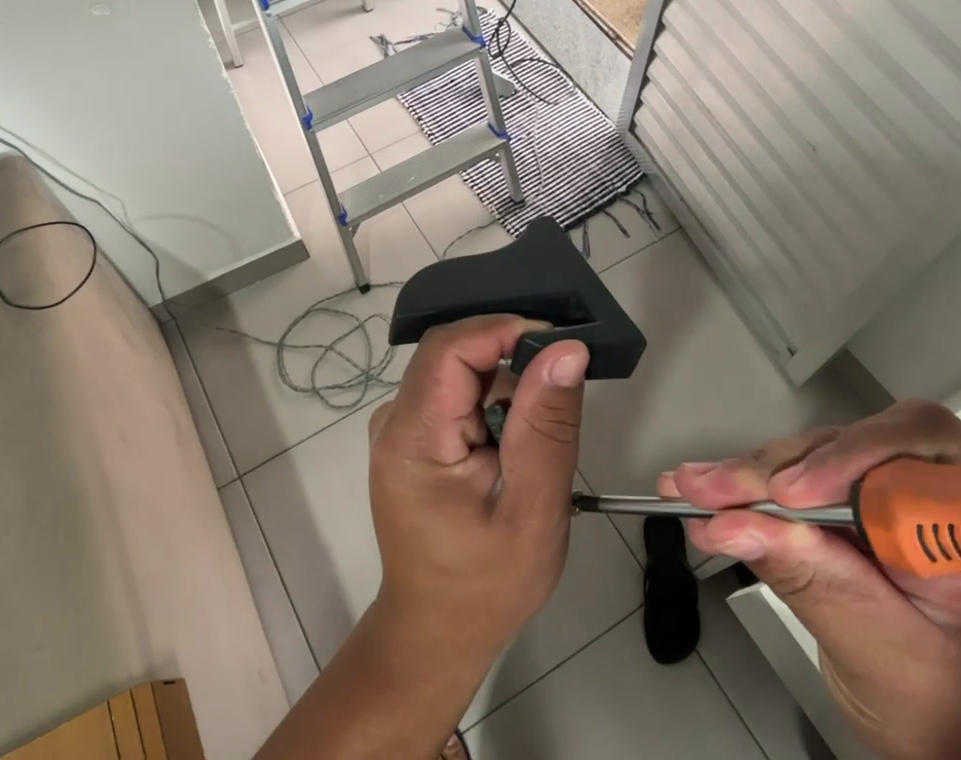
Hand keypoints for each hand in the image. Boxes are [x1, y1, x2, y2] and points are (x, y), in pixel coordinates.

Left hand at [367, 315, 589, 662]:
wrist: (438, 629)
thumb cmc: (486, 582)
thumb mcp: (532, 510)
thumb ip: (547, 427)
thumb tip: (566, 350)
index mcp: (412, 436)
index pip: (450, 347)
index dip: (505, 330)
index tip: (561, 346)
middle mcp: (394, 420)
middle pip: (455, 356)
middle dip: (513, 363)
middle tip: (561, 401)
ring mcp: (400, 429)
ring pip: (461, 374)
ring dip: (507, 389)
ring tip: (538, 441)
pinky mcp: (414, 439)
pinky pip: (457, 397)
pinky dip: (494, 408)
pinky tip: (515, 449)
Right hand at [663, 401, 960, 759]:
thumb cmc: (956, 715)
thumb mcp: (880, 651)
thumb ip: (813, 581)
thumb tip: (732, 525)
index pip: (926, 451)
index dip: (851, 458)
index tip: (788, 495)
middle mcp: (954, 499)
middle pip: (861, 446)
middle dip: (781, 467)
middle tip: (712, 489)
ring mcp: (908, 502)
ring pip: (824, 458)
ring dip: (756, 474)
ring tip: (694, 488)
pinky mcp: (867, 511)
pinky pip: (808, 484)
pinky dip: (754, 492)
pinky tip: (708, 493)